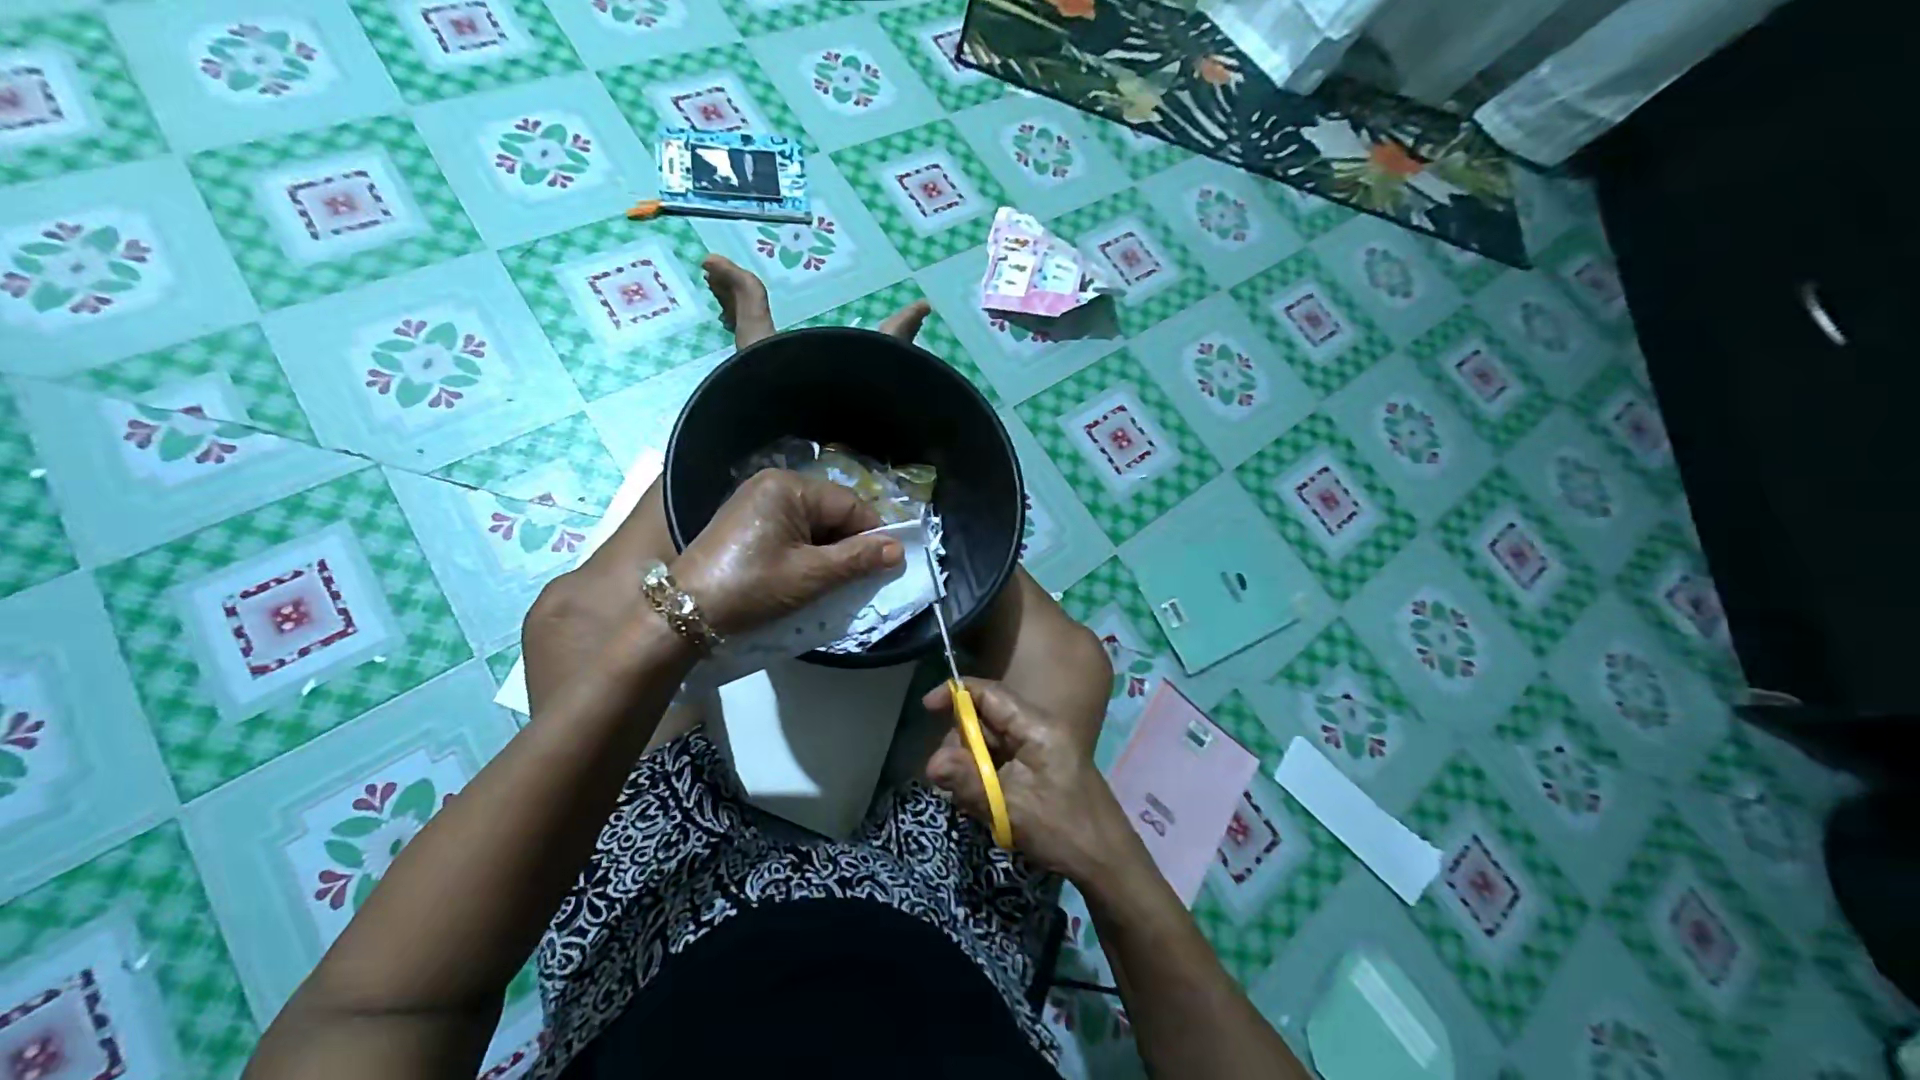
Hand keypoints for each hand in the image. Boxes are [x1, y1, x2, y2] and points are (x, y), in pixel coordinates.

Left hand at [522, 468, 900, 719]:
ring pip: (812, 524)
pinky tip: (806, 577)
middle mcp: (772, 485)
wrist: (683, 612)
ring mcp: (755, 503)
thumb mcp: (811, 575)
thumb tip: (898, 550)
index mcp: (788, 487)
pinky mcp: (746, 524)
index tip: (886, 566)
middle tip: (859, 579)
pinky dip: (805, 552)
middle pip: (831, 511)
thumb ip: (858, 559)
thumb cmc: (752, 587)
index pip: (850, 504)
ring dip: (828, 552)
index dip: (872, 535)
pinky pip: (791, 531)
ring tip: (832, 583)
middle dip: (848, 545)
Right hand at [922, 678, 1142, 883]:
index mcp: (1036, 726)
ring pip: (990, 743)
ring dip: (972, 767)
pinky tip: (986, 806)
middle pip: (985, 720)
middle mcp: (1037, 729)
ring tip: (973, 802)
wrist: (1106, 861)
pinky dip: (986, 779)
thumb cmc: (1063, 829)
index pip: (989, 693)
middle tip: (951, 780)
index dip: (955, 694)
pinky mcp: (1038, 768)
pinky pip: (1000, 762)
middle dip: (961, 744)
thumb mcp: (1009, 807)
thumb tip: (932, 762)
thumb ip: (968, 781)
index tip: (927, 708)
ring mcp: (1038, 749)